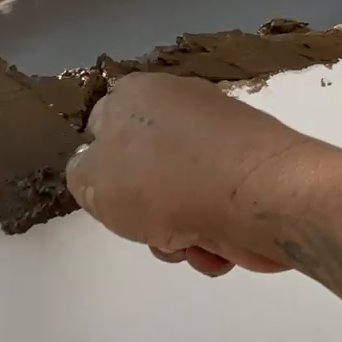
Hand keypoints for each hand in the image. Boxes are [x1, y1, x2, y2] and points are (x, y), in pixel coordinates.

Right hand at [63, 72, 322, 275]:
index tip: (113, 202)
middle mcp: (177, 104)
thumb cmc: (164, 183)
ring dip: (178, 231)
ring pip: (179, 194)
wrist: (260, 195)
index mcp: (134, 94)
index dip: (102, 173)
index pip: (100, 131)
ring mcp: (220, 133)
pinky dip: (214, 229)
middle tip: (153, 232)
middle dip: (145, 213)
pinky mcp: (253, 164)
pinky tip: (219, 247)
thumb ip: (81, 175)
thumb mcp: (91, 183)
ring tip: (191, 247)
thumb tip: (96, 172)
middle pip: (142, 171)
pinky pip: (216, 201)